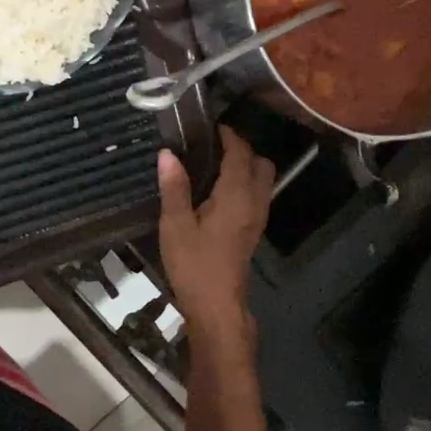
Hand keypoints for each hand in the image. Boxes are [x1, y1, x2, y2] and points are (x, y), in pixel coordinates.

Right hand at [157, 127, 273, 346]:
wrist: (217, 305)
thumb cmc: (194, 264)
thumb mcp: (176, 225)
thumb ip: (174, 188)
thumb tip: (168, 153)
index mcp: (236, 196)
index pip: (240, 154)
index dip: (229, 136)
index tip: (210, 126)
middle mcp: (254, 202)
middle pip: (261, 164)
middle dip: (242, 149)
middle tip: (213, 145)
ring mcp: (257, 218)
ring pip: (263, 180)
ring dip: (245, 166)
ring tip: (214, 164)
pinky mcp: (251, 231)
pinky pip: (256, 195)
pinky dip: (244, 183)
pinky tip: (218, 191)